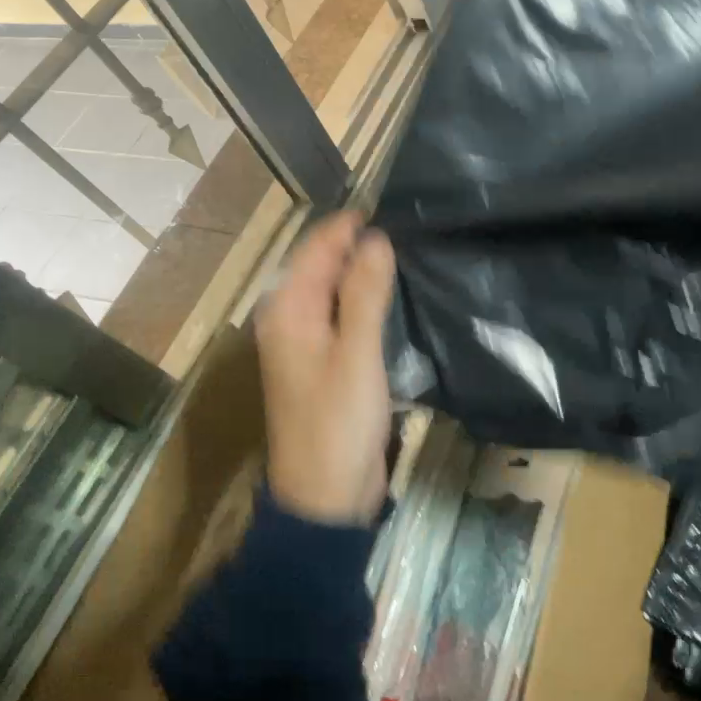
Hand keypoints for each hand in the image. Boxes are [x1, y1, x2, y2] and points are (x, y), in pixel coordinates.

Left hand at [253, 211, 395, 526]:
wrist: (326, 496)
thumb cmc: (337, 423)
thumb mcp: (356, 354)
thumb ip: (364, 293)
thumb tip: (376, 238)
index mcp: (287, 311)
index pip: (316, 246)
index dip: (352, 224)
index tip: (396, 204)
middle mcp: (291, 320)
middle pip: (324, 266)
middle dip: (360, 245)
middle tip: (413, 225)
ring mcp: (308, 343)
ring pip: (337, 291)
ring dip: (366, 273)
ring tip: (413, 253)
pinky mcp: (329, 364)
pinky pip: (346, 317)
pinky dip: (368, 302)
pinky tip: (399, 298)